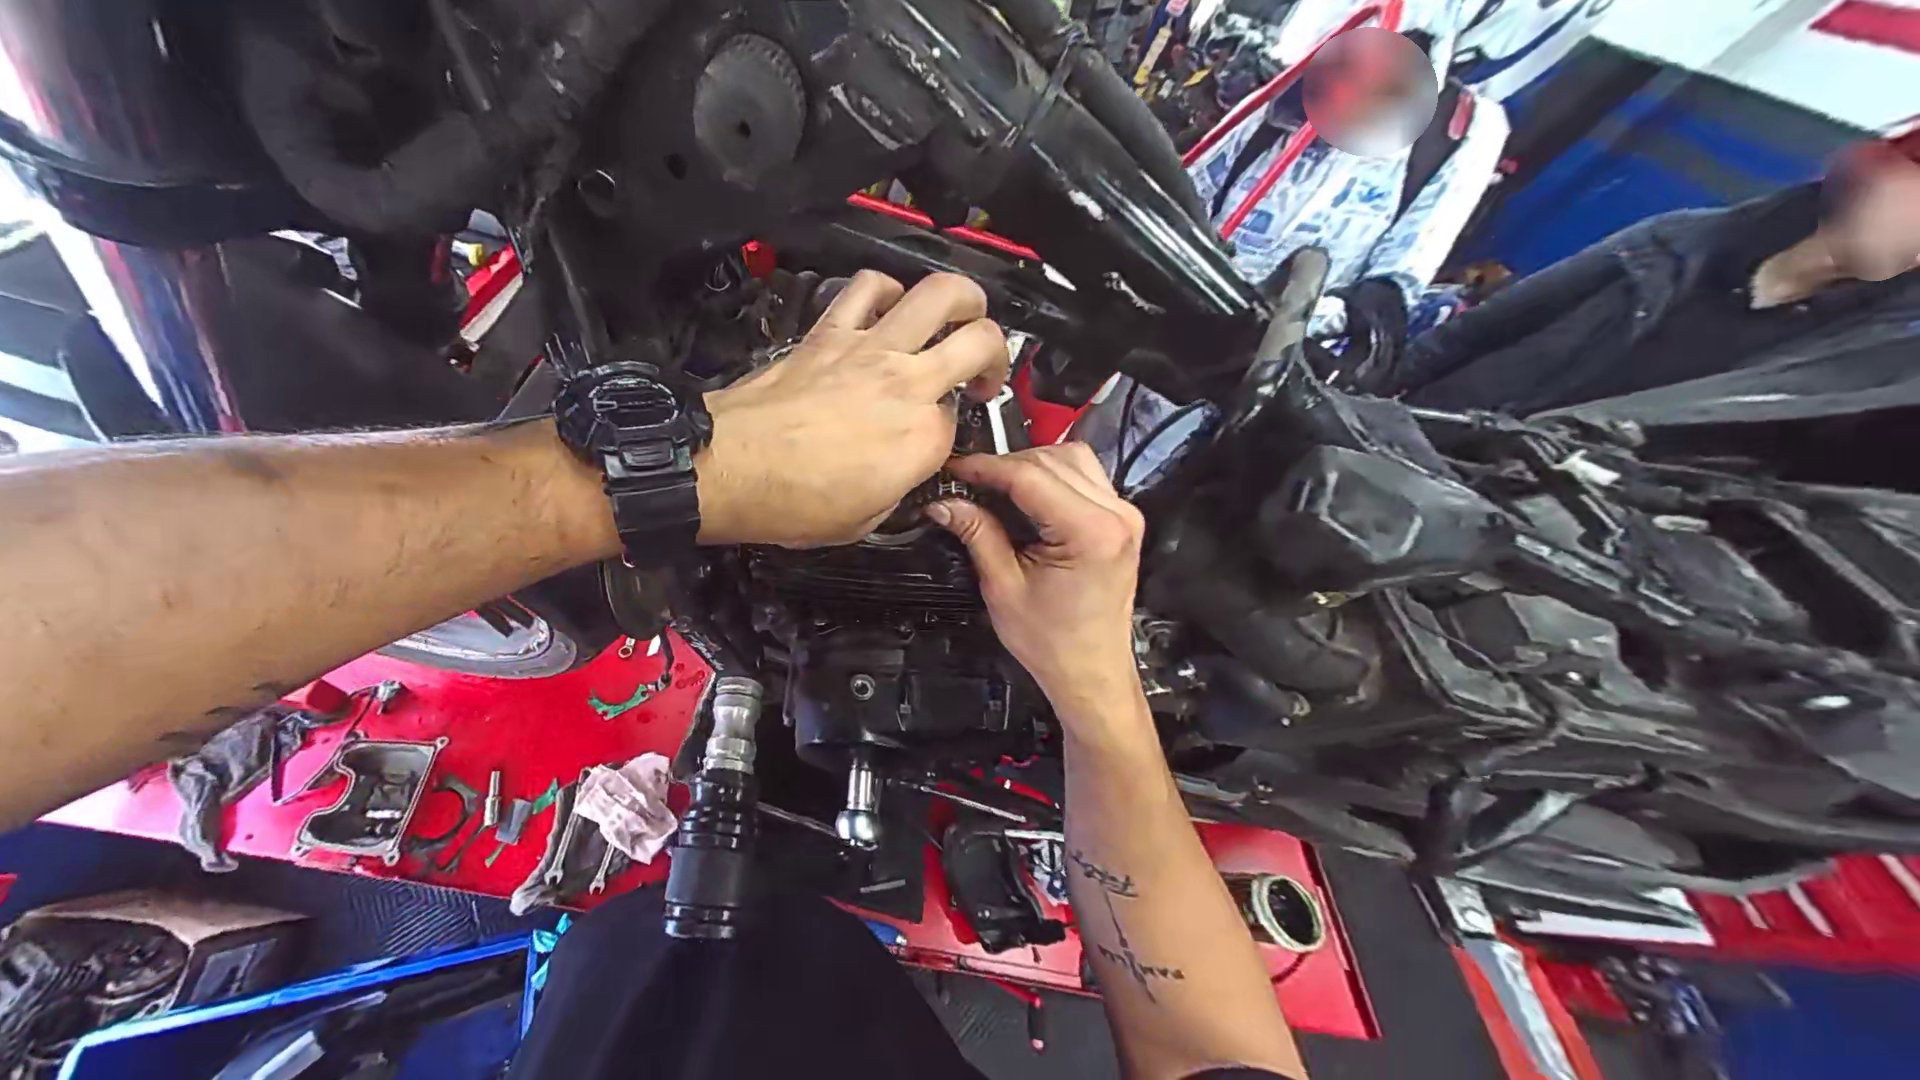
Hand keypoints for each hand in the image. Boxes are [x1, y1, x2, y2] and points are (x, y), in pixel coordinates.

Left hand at [695, 271, 1007, 547]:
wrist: (727, 468)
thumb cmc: (792, 502)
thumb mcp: (867, 519)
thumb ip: (900, 486)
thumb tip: (904, 468)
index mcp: (922, 440)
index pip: (958, 422)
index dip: (951, 431)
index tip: (936, 440)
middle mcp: (907, 385)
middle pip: (981, 340)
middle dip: (996, 351)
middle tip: (984, 369)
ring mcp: (870, 350)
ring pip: (938, 294)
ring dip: (961, 301)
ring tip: (956, 317)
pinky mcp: (829, 332)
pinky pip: (867, 288)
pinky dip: (886, 288)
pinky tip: (889, 306)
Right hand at [928, 444, 1146, 724]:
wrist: (1091, 670)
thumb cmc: (1055, 643)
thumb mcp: (1003, 587)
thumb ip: (977, 534)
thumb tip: (947, 502)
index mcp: (1091, 533)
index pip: (1030, 476)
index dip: (986, 467)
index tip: (956, 468)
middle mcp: (1116, 517)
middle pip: (1051, 460)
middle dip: (1005, 466)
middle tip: (968, 482)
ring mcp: (1123, 515)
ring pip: (1070, 458)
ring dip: (1029, 466)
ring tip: (996, 488)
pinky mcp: (1120, 520)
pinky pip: (1084, 476)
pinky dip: (1051, 476)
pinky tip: (1026, 496)